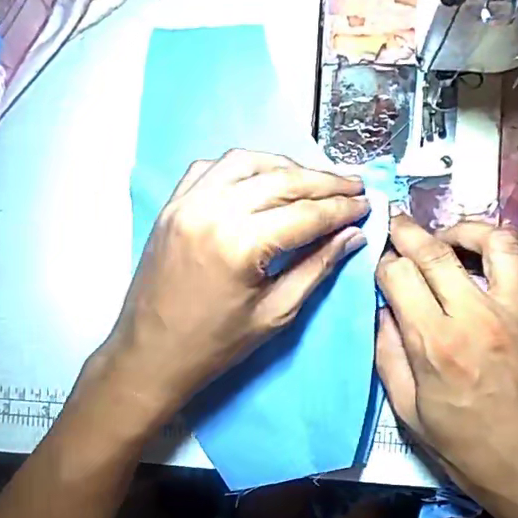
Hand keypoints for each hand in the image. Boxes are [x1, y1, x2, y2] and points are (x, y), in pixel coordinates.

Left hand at [91, 150, 368, 424]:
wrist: (150, 355)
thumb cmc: (217, 344)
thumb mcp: (276, 313)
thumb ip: (317, 267)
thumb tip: (353, 235)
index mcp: (240, 244)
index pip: (306, 214)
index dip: (342, 209)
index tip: (367, 205)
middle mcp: (213, 211)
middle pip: (282, 180)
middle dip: (324, 182)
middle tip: (354, 187)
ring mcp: (187, 202)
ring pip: (247, 162)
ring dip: (287, 166)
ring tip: (316, 180)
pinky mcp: (173, 204)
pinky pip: (213, 167)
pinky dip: (245, 167)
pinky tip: (265, 179)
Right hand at [375, 216, 517, 517]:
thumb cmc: (474, 455)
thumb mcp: (414, 417)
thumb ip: (391, 359)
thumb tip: (383, 315)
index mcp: (436, 345)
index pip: (400, 276)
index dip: (385, 264)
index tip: (383, 265)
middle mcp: (480, 317)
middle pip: (438, 250)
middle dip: (411, 232)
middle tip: (401, 227)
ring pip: (500, 242)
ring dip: (472, 231)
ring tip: (458, 239)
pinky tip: (511, 264)